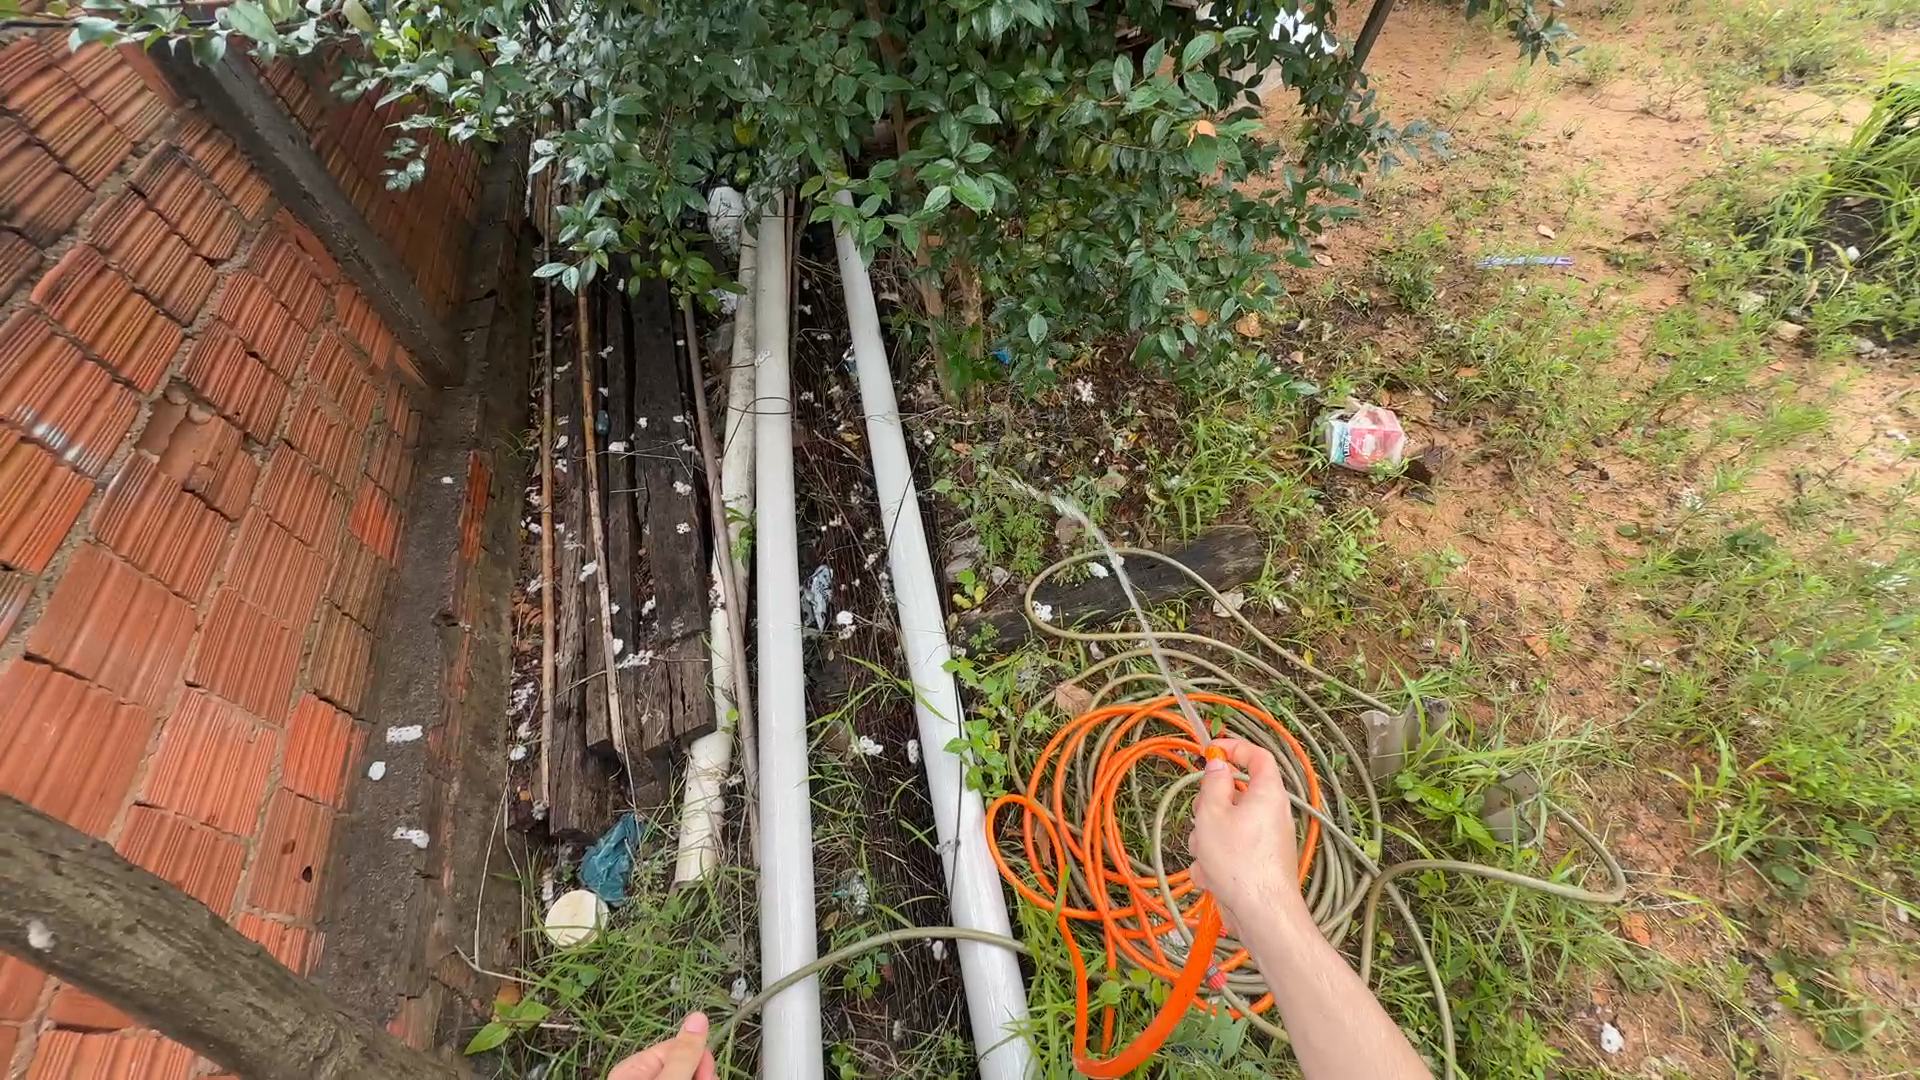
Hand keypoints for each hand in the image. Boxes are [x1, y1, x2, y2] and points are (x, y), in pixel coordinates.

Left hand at [609, 1012, 718, 1079]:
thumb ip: (683, 1053)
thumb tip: (698, 1016)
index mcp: (634, 1068)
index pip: (679, 1045)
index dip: (698, 1056)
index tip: (706, 1072)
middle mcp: (641, 1077)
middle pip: (685, 1061)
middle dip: (700, 1071)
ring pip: (687, 1073)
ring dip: (701, 1078)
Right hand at [1187, 737, 1306, 932]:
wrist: (1262, 916)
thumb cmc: (1239, 862)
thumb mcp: (1213, 814)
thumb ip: (1212, 784)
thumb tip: (1217, 766)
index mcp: (1267, 794)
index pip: (1258, 756)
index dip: (1234, 747)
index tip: (1210, 750)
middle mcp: (1270, 814)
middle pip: (1234, 794)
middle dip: (1209, 806)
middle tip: (1201, 817)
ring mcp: (1265, 840)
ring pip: (1226, 824)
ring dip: (1207, 838)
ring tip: (1206, 856)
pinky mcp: (1257, 862)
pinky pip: (1229, 850)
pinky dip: (1215, 860)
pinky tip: (1211, 876)